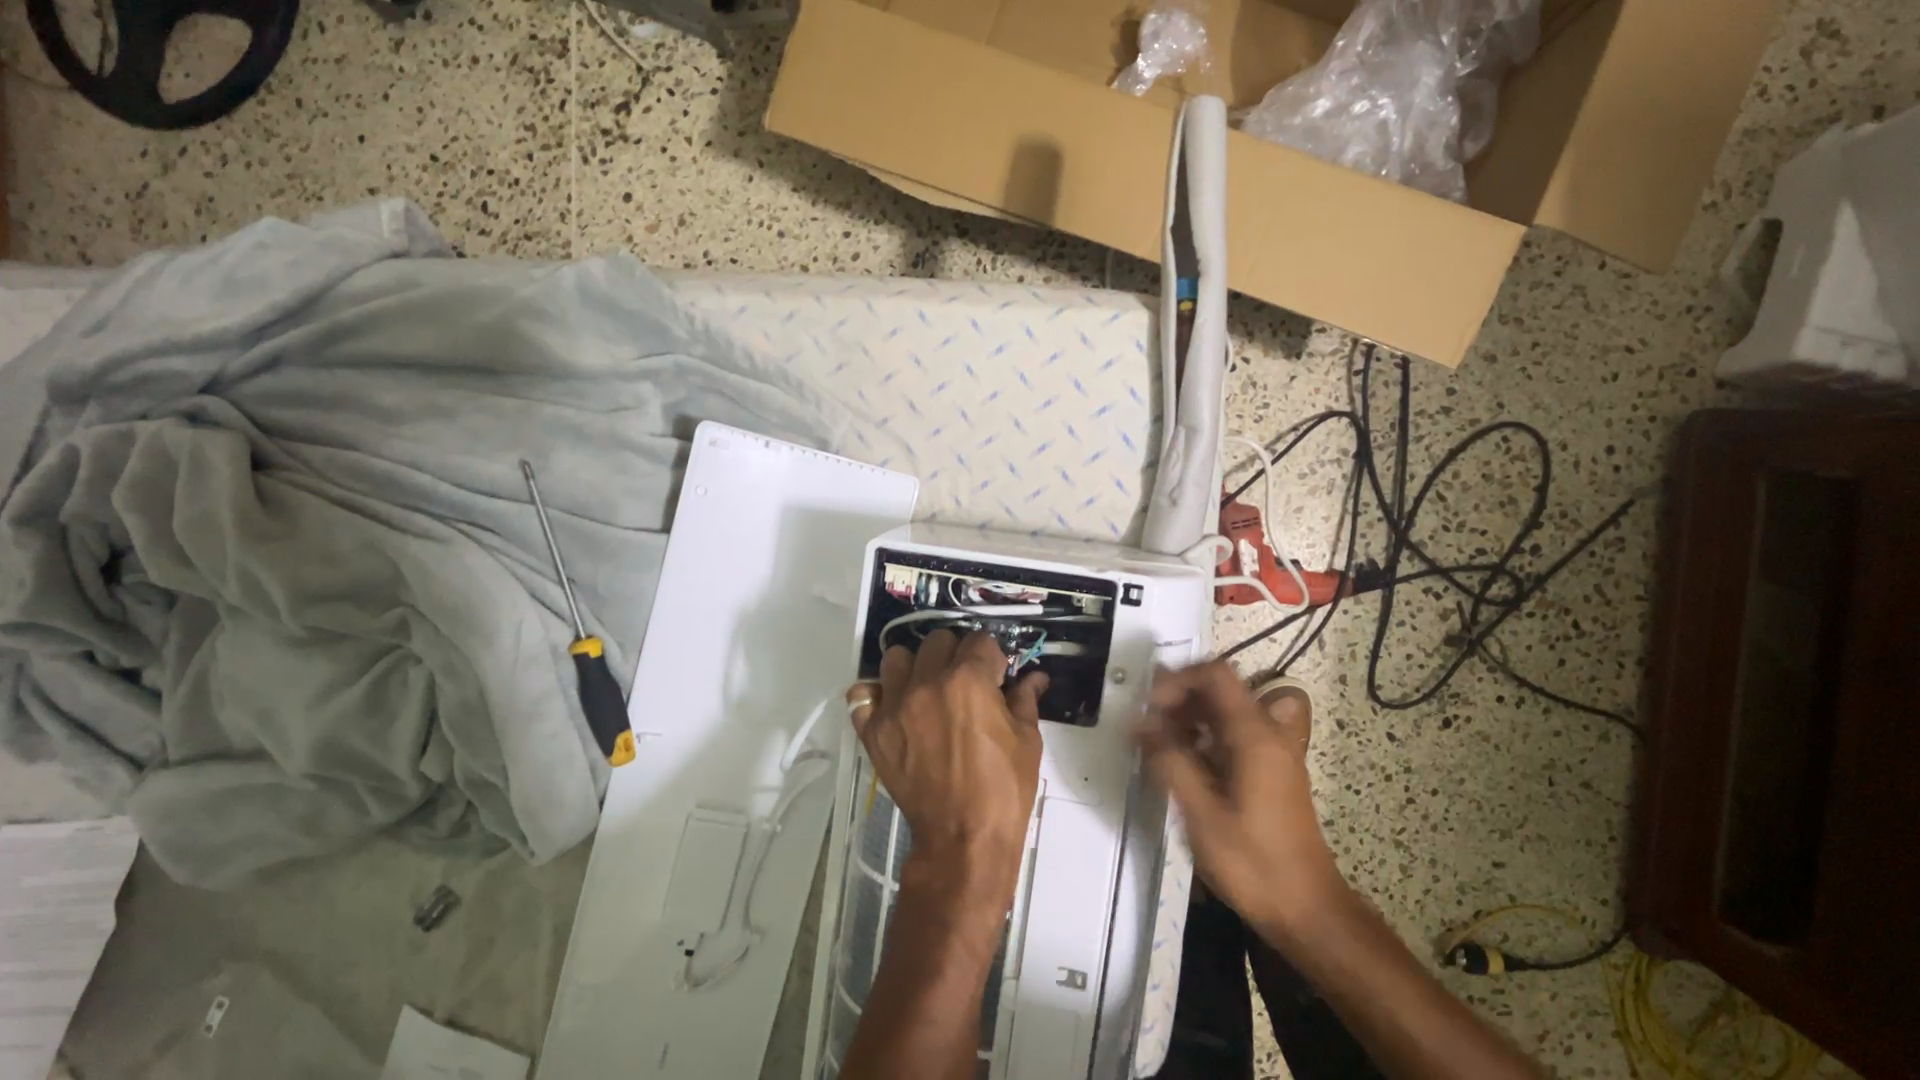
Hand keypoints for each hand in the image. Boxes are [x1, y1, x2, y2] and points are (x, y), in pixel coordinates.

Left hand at [847, 631, 1047, 907]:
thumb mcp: (1027, 740)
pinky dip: (877, 696)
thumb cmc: (1004, 789)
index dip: (991, 656)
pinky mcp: (874, 731)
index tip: (995, 674)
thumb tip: (1034, 677)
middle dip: (955, 654)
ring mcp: (895, 706)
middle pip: (937, 642)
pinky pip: (863, 696)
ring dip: (914, 667)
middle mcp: (927, 683)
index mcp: (969, 679)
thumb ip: (1024, 699)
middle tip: (964, 681)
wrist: (963, 837)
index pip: (979, 641)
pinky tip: (895, 708)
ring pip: (897, 659)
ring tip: (926, 690)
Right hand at [1141, 662, 1347, 937]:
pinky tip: (1180, 766)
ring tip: (1156, 745)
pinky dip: (1203, 738)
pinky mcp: (1269, 773)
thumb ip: (1169, 760)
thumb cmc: (1252, 862)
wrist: (1306, 909)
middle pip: (1220, 689)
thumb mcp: (1200, 813)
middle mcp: (1269, 734)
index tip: (1148, 706)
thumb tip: (1140, 721)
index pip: (1216, 674)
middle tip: (1146, 726)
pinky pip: (1233, 735)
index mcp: (1255, 735)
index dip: (1177, 679)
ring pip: (1226, 712)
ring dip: (1189, 718)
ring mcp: (1273, 753)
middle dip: (1178, 698)